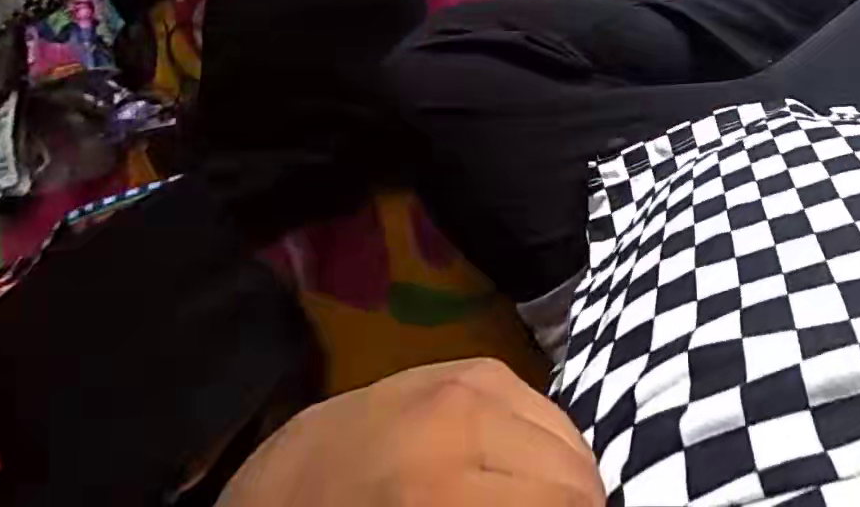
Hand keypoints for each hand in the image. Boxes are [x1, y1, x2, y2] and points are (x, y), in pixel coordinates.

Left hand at [218, 359, 602, 506]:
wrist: (287, 471)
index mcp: (434, 487)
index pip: (558, 504)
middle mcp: (469, 418)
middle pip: (573, 474)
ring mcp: (479, 380)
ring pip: (570, 441)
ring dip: (572, 487)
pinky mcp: (484, 366)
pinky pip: (549, 414)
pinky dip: (555, 456)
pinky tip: (533, 482)